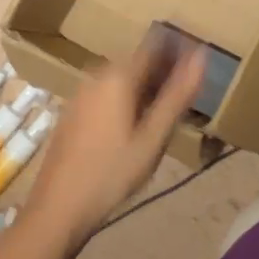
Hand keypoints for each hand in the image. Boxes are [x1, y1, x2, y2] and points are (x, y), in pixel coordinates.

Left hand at [26, 40, 205, 231]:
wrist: (56, 212)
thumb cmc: (111, 174)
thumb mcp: (153, 138)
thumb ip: (178, 95)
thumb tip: (202, 55)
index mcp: (119, 76)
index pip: (156, 45)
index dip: (179, 52)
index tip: (197, 70)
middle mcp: (97, 76)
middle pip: (139, 63)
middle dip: (163, 74)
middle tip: (183, 100)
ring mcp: (81, 95)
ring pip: (123, 80)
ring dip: (145, 90)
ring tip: (162, 117)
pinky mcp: (72, 114)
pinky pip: (107, 95)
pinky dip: (125, 102)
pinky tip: (132, 131)